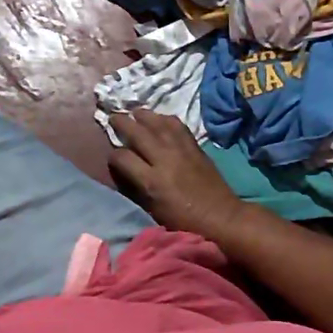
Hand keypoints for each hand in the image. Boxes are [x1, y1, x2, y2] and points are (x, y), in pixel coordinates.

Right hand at [107, 110, 250, 238]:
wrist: (220, 216)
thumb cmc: (184, 221)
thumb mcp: (153, 210)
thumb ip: (137, 187)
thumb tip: (125, 171)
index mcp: (152, 180)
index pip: (123, 157)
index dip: (113, 156)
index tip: (112, 157)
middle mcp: (164, 159)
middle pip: (138, 133)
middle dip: (122, 123)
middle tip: (113, 116)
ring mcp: (181, 150)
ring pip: (159, 123)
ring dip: (144, 115)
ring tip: (135, 111)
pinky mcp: (195, 147)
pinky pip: (178, 126)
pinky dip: (166, 119)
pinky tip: (160, 119)